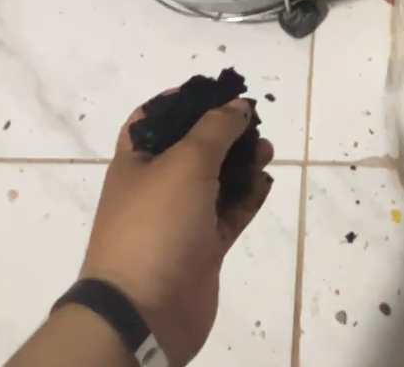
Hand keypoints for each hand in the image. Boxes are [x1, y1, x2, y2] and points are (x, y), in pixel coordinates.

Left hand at [79, 98, 275, 365]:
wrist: (144, 313)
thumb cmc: (156, 224)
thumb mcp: (185, 162)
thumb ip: (216, 128)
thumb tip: (238, 105)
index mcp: (137, 160)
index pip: (155, 116)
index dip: (183, 99)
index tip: (217, 89)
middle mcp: (156, 186)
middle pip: (193, 146)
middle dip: (224, 130)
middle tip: (253, 120)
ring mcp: (180, 219)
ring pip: (216, 179)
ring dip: (241, 162)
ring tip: (266, 150)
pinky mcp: (202, 247)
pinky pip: (229, 213)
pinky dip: (247, 196)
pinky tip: (265, 181)